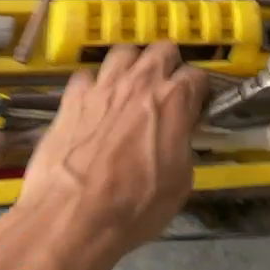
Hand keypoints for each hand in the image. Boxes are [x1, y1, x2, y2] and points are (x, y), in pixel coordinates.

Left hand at [16, 41, 206, 264]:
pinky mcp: (72, 97)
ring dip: (131, 66)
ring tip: (129, 88)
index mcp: (174, 100)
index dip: (199, 91)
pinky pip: (87, 76)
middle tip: (164, 90)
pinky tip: (93, 105)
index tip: (195, 106)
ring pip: (123, 53)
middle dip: (168, 65)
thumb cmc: (134, 208)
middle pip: (162, 50)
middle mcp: (140, 82)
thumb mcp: (180, 183)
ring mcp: (103, 85)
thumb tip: (179, 133)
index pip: (198, 76)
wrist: (71, 219)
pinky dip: (93, 86)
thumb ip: (183, 144)